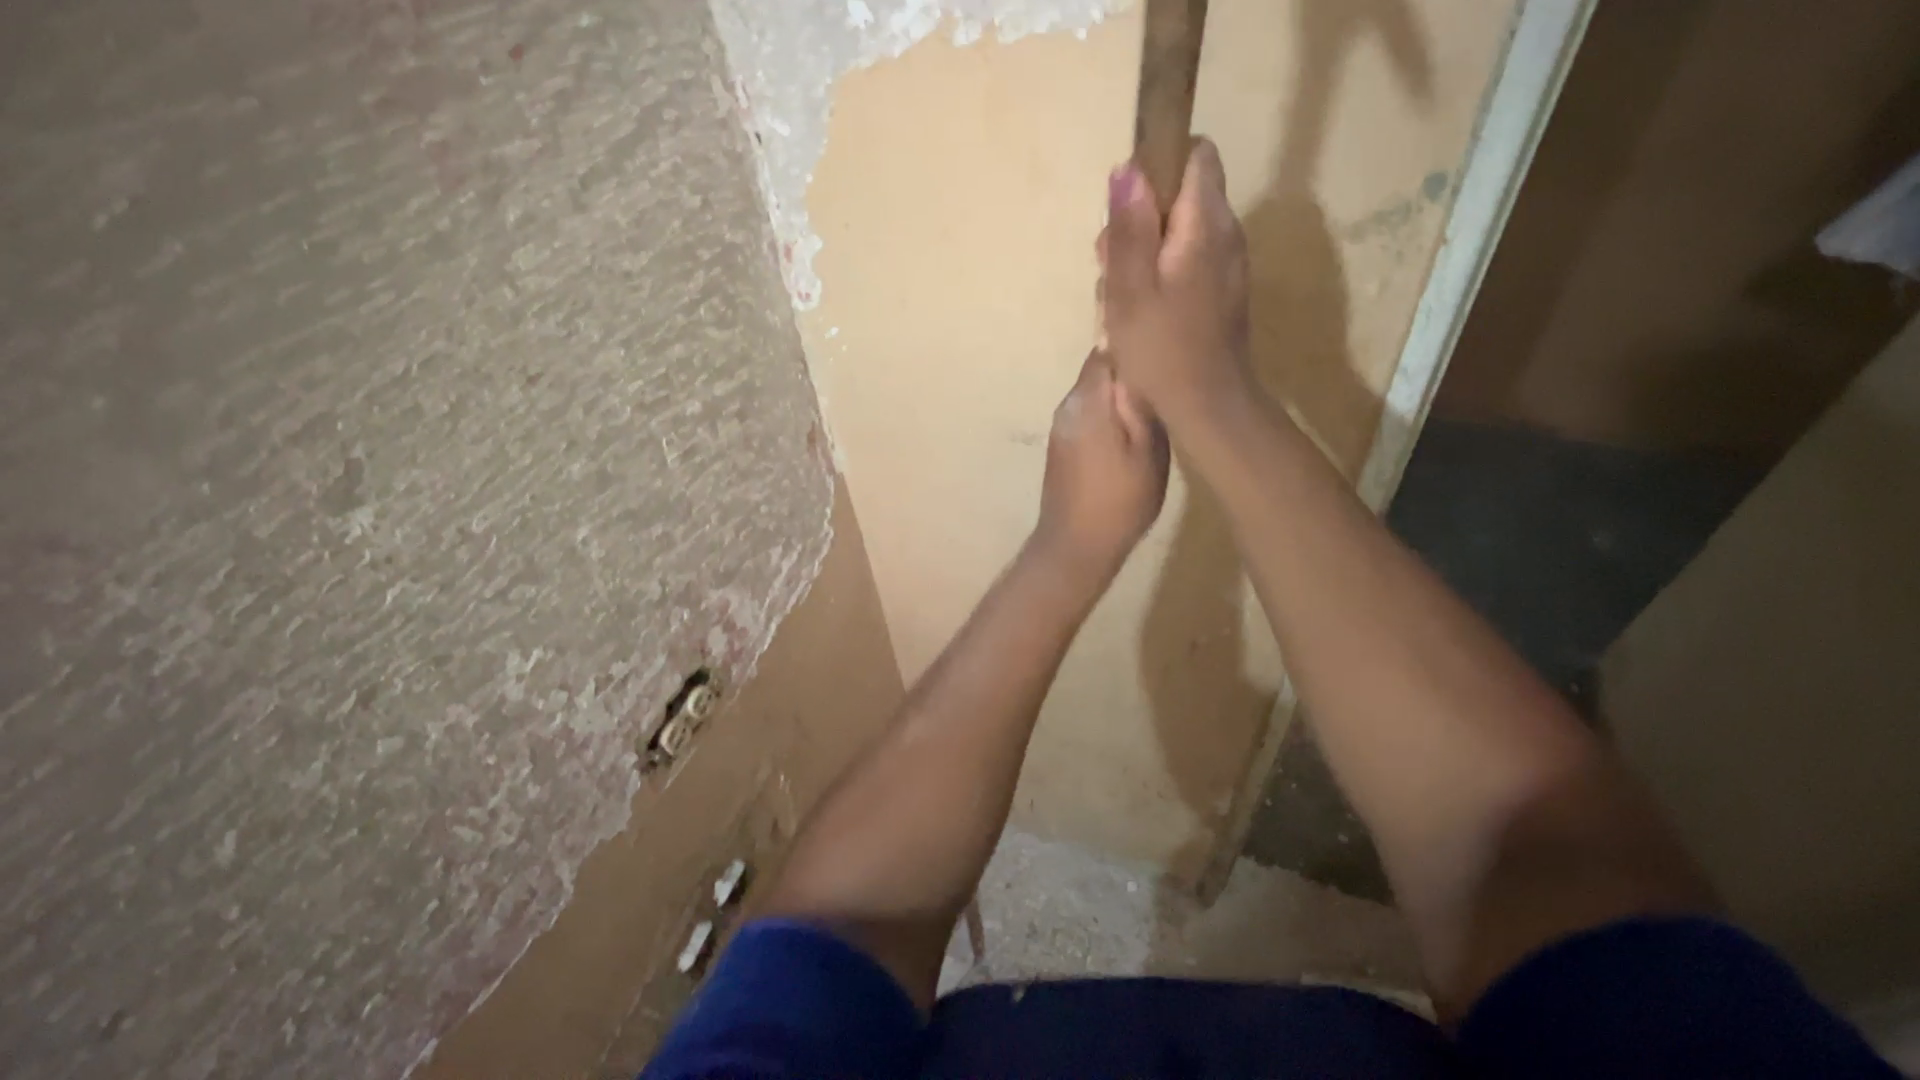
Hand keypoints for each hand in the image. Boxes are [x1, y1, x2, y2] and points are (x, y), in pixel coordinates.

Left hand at [1032, 350, 1169, 579]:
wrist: (1075, 546)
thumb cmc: (1120, 501)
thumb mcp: (1148, 451)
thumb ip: (1140, 403)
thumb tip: (1140, 362)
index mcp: (1088, 400)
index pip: (1109, 347)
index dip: (1138, 343)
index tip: (1168, 348)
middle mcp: (1068, 405)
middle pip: (1101, 367)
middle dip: (1131, 366)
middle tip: (1169, 376)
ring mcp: (1061, 425)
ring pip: (1095, 391)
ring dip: (1120, 392)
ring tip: (1155, 402)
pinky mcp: (1062, 445)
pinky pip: (1089, 412)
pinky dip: (1109, 412)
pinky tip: (1130, 429)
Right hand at [1098, 138, 1253, 421]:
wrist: (1207, 407)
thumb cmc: (1162, 348)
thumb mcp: (1130, 287)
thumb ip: (1129, 226)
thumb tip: (1128, 167)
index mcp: (1206, 224)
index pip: (1195, 155)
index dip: (1157, 164)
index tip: (1125, 202)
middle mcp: (1226, 234)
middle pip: (1180, 196)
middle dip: (1139, 218)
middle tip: (1108, 261)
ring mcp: (1227, 265)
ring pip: (1178, 233)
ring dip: (1142, 253)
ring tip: (1116, 295)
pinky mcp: (1220, 293)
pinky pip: (1185, 264)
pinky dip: (1158, 276)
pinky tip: (1137, 312)